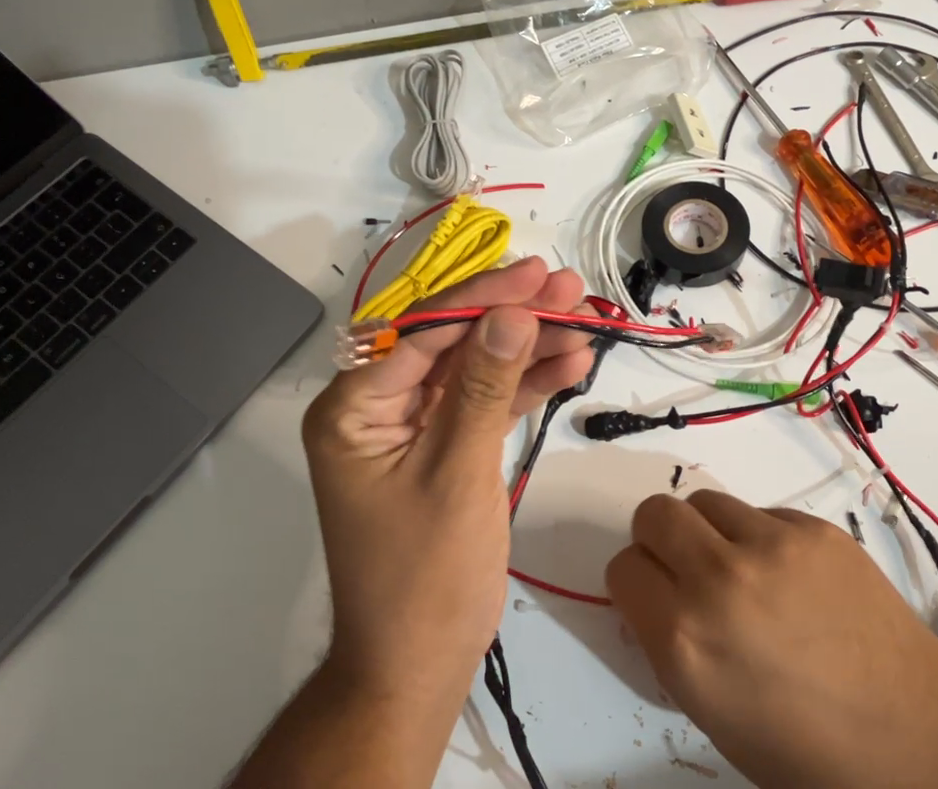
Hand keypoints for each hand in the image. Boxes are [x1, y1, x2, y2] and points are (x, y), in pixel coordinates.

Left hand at [303, 257, 594, 710]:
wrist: (419, 663)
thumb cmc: (424, 577)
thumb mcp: (455, 473)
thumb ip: (483, 388)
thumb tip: (511, 311)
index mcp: (353, 408)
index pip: (421, 331)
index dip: (482, 297)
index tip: (537, 274)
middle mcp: (378, 407)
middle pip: (452, 342)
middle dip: (511, 315)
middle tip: (569, 287)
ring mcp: (414, 427)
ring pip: (476, 368)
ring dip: (528, 346)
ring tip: (583, 320)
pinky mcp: (446, 448)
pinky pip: (487, 403)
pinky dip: (526, 386)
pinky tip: (570, 364)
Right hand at [606, 489, 937, 788]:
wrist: (914, 731)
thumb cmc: (804, 747)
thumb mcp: (711, 713)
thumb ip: (671, 644)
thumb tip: (659, 597)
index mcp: (684, 639)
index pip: (623, 569)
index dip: (637, 584)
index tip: (656, 598)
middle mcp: (719, 580)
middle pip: (655, 513)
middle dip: (660, 540)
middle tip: (688, 570)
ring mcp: (772, 547)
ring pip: (706, 501)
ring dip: (709, 532)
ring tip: (742, 570)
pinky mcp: (815, 530)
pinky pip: (762, 513)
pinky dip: (762, 538)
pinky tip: (793, 579)